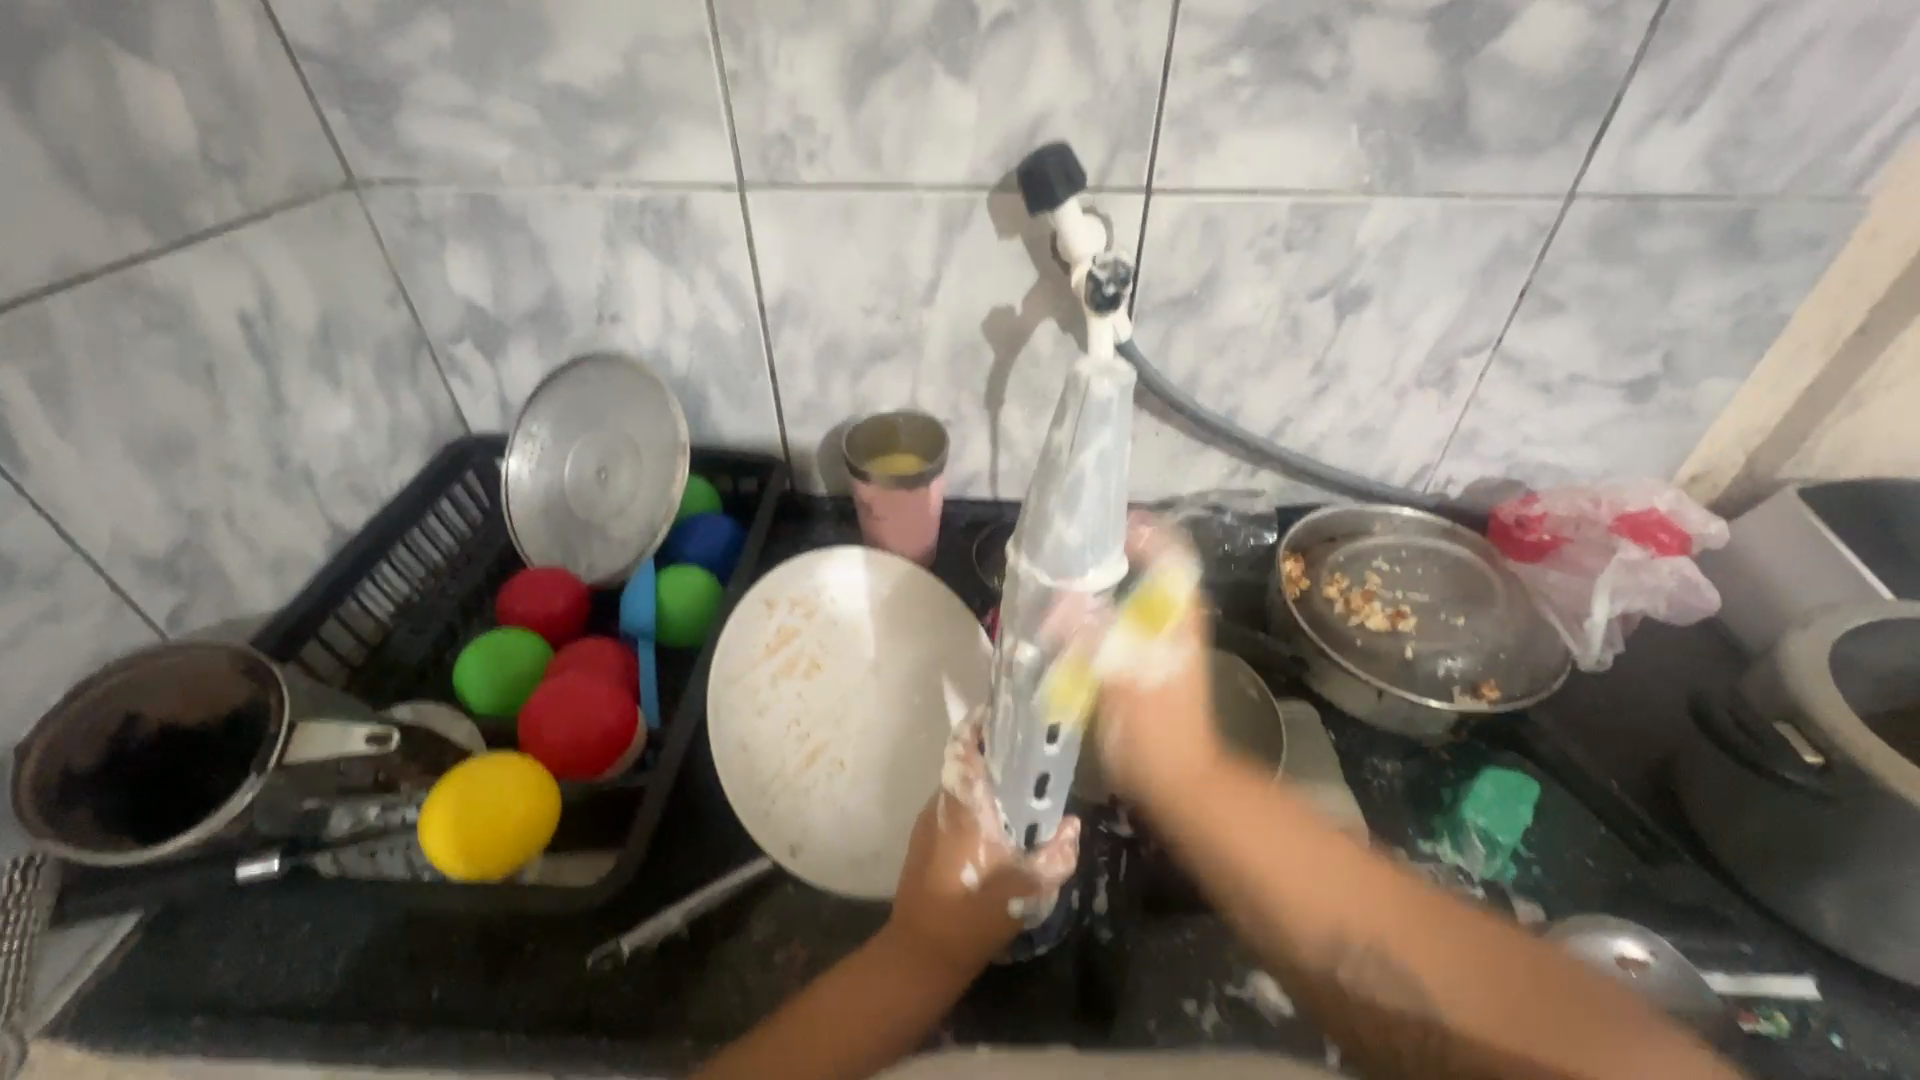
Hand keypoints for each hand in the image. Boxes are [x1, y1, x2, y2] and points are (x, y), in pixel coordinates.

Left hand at [888, 716, 1079, 976]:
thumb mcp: (1026, 891)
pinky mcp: (925, 840)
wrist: (921, 953)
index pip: (963, 747)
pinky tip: (1002, 822)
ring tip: (1023, 783)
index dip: (981, 723)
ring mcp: (929, 822)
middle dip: (995, 751)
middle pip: (965, 763)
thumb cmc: (972, 916)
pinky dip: (977, 802)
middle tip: (1031, 748)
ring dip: (986, 779)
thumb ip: (1055, 856)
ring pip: (960, 786)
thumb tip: (1073, 826)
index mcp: (963, 806)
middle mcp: (941, 804)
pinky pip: (955, 807)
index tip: (1006, 711)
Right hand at [1088, 515, 1225, 804]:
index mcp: (1176, 617)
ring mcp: (1160, 643)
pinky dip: (1094, 616)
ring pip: (1131, 596)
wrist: (1180, 783)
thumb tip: (1063, 598)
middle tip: (1066, 554)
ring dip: (1099, 586)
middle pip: (1148, 569)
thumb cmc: (1158, 735)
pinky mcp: (1145, 664)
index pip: (1171, 555)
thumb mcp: (1125, 685)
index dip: (1144, 532)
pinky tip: (1063, 627)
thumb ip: (1095, 638)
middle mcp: (1171, 621)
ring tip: (1057, 584)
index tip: (1104, 525)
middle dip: (1110, 556)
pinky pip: (1119, 624)